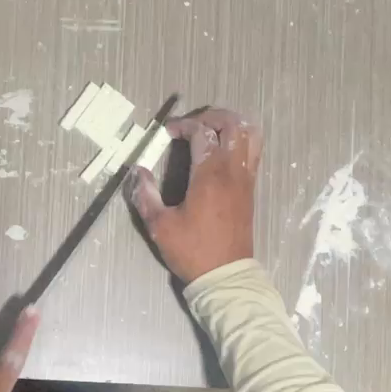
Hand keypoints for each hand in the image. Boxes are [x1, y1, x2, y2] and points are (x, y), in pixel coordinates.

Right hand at [125, 108, 259, 282]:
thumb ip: (145, 195)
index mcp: (210, 175)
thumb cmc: (192, 250)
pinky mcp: (250, 188)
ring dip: (231, 125)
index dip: (183, 125)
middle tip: (191, 125)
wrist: (225, 275)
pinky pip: (253, 151)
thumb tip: (137, 172)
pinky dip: (239, 141)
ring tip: (210, 131)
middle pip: (233, 124)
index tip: (167, 132)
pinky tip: (220, 152)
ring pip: (250, 134)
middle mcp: (232, 170)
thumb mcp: (160, 226)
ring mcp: (246, 178)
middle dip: (211, 116)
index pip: (202, 132)